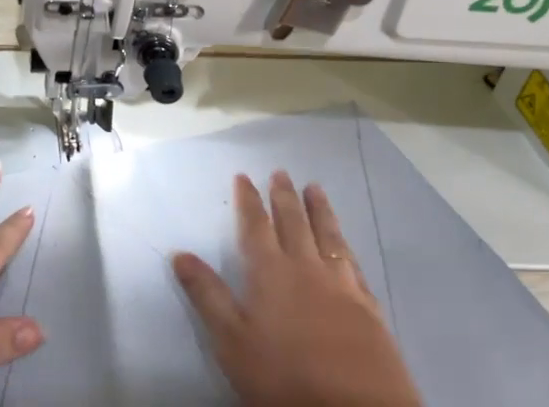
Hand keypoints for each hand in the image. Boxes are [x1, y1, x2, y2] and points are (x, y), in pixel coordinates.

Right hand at [173, 172, 421, 406]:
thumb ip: (207, 295)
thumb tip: (179, 253)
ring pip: (328, 236)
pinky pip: (354, 265)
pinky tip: (347, 247)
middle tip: (281, 172)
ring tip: (316, 189)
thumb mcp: (232, 340)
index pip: (255, 226)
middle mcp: (306, 268)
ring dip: (320, 211)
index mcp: (271, 272)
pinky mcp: (369, 308)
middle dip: (284, 196)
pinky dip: (346, 247)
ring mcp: (342, 286)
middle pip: (294, 223)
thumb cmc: (285, 376)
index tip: (244, 176)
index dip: (248, 200)